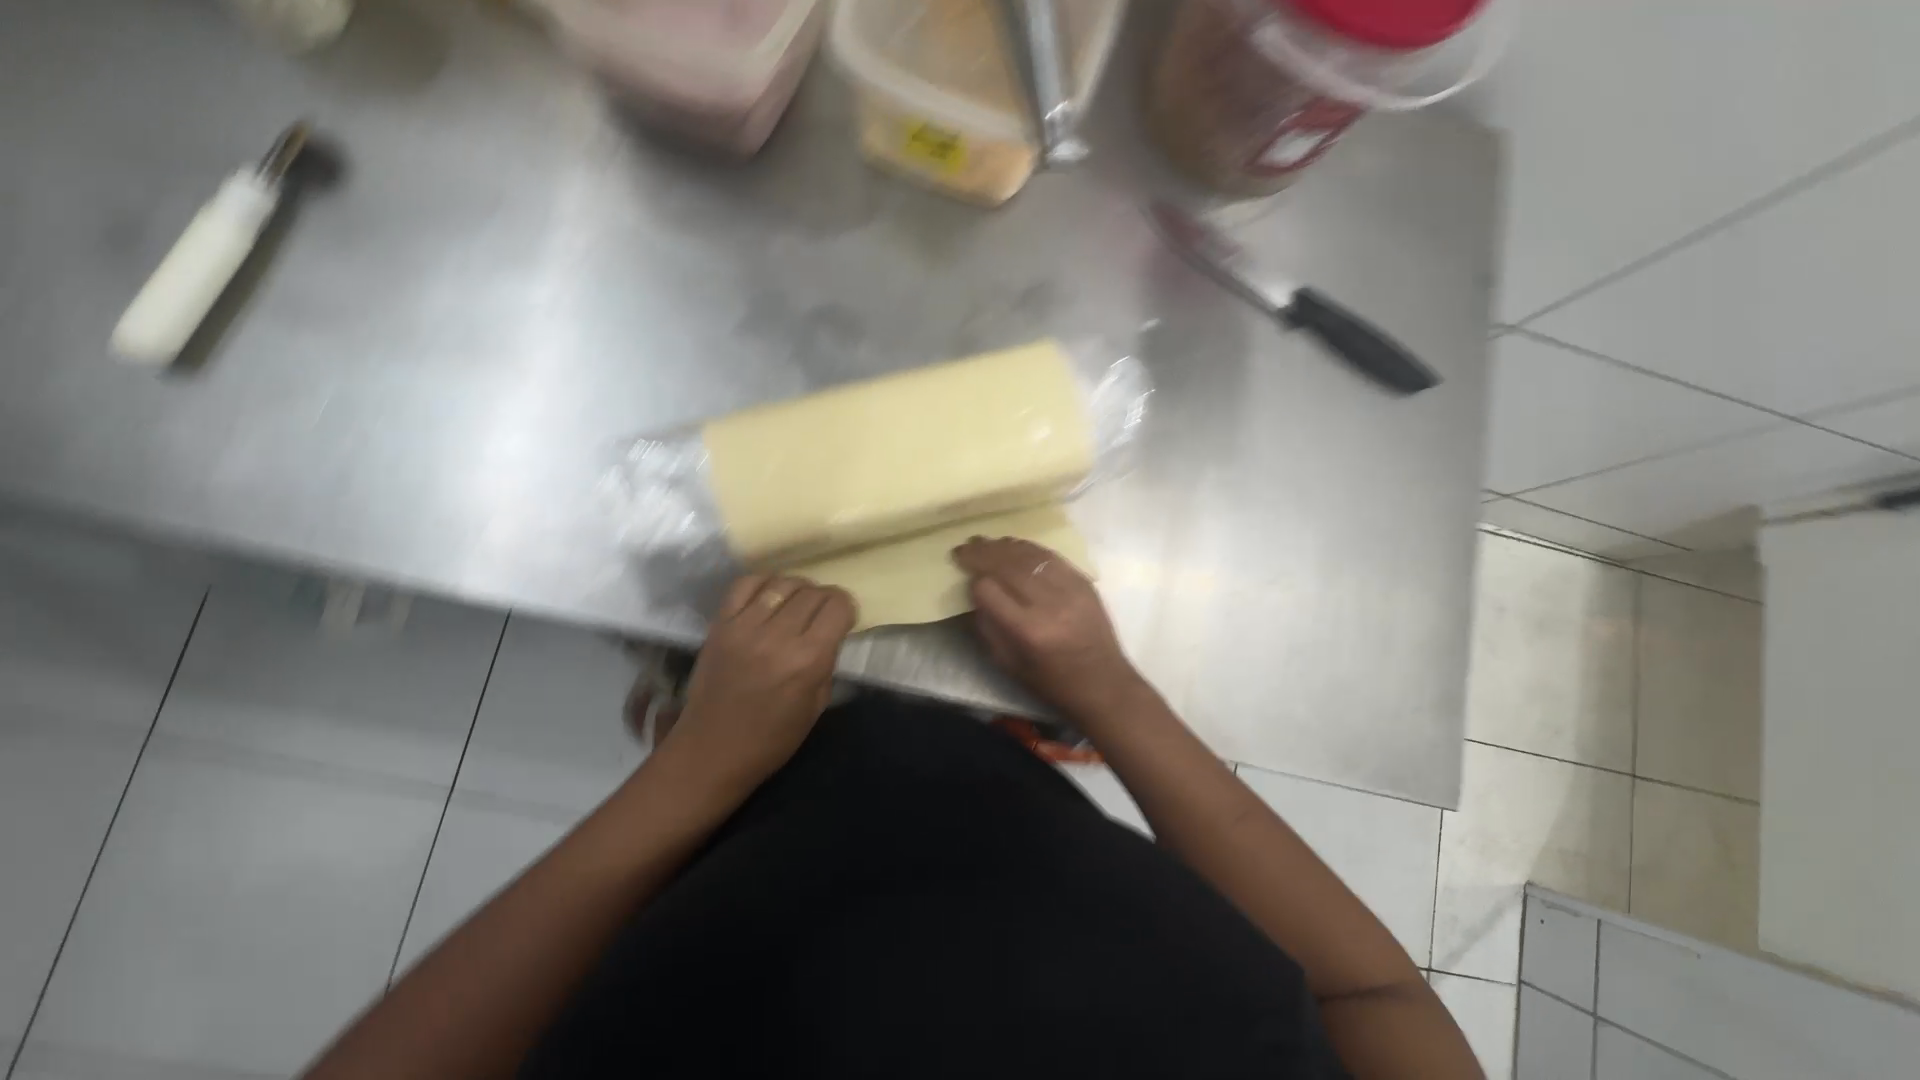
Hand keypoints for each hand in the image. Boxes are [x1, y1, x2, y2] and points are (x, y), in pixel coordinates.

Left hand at [661, 574, 856, 791]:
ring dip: (798, 589)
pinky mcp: (720, 625)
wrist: (712, 750)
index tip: (844, 620)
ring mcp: (744, 627)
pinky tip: (769, 596)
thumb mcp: (816, 706)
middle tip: (823, 615)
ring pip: (782, 583)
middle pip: (813, 592)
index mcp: (807, 660)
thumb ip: (826, 663)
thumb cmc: (771, 739)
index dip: (847, 609)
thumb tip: (830, 634)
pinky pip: (745, 585)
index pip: (838, 606)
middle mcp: (777, 636)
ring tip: (797, 604)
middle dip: (826, 599)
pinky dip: (763, 583)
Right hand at [951, 536, 1147, 722]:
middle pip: (1008, 565)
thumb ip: (987, 626)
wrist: (1104, 684)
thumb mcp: (1008, 664)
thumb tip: (975, 592)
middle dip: (982, 554)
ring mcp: (1070, 589)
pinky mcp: (1084, 582)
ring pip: (1029, 555)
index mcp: (1028, 630)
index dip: (974, 583)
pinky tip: (1013, 546)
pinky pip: (1050, 556)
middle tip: (963, 548)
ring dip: (1003, 546)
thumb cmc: (1051, 682)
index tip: (966, 581)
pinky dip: (1028, 548)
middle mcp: (1049, 603)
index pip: (989, 590)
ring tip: (984, 542)